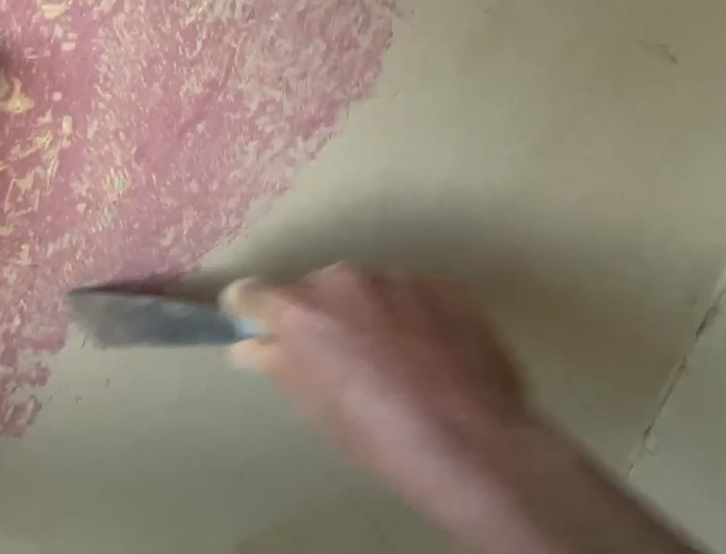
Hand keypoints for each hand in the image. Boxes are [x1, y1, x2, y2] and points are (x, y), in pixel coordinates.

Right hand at [222, 263, 531, 491]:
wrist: (477, 447)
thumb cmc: (379, 436)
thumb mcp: (314, 407)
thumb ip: (276, 362)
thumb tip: (249, 345)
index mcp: (298, 308)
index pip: (250, 293)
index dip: (250, 310)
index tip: (255, 324)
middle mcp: (339, 280)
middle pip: (315, 291)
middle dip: (322, 316)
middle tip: (343, 359)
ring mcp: (395, 279)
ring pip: (367, 292)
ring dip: (370, 315)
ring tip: (399, 362)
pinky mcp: (444, 287)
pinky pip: (414, 296)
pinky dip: (416, 319)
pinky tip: (435, 357)